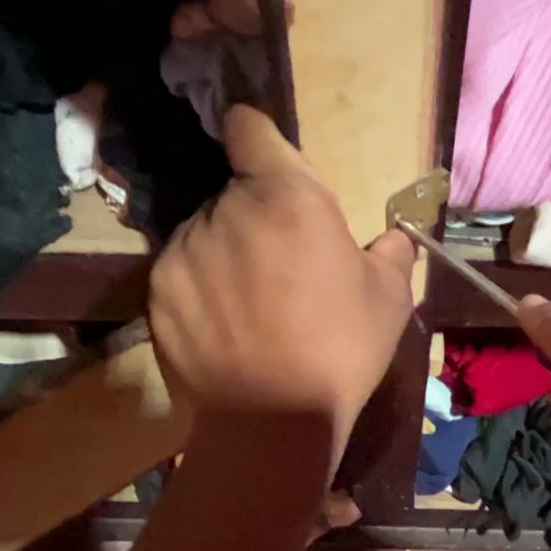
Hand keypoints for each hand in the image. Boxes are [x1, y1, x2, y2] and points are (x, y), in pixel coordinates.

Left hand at [149, 106, 414, 433]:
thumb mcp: (389, 300)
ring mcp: (183, 251)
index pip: (249, 128)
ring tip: (250, 308)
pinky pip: (180, 273)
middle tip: (280, 269)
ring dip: (224, 254)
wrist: (273, 423)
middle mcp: (225, 209)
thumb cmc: (340, 353)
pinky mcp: (157, 292)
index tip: (267, 165)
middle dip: (254, 218)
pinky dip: (198, 290)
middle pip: (233, 193)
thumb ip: (391, 253)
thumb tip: (393, 239)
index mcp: (286, 195)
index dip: (258, 140)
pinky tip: (223, 329)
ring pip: (204, 234)